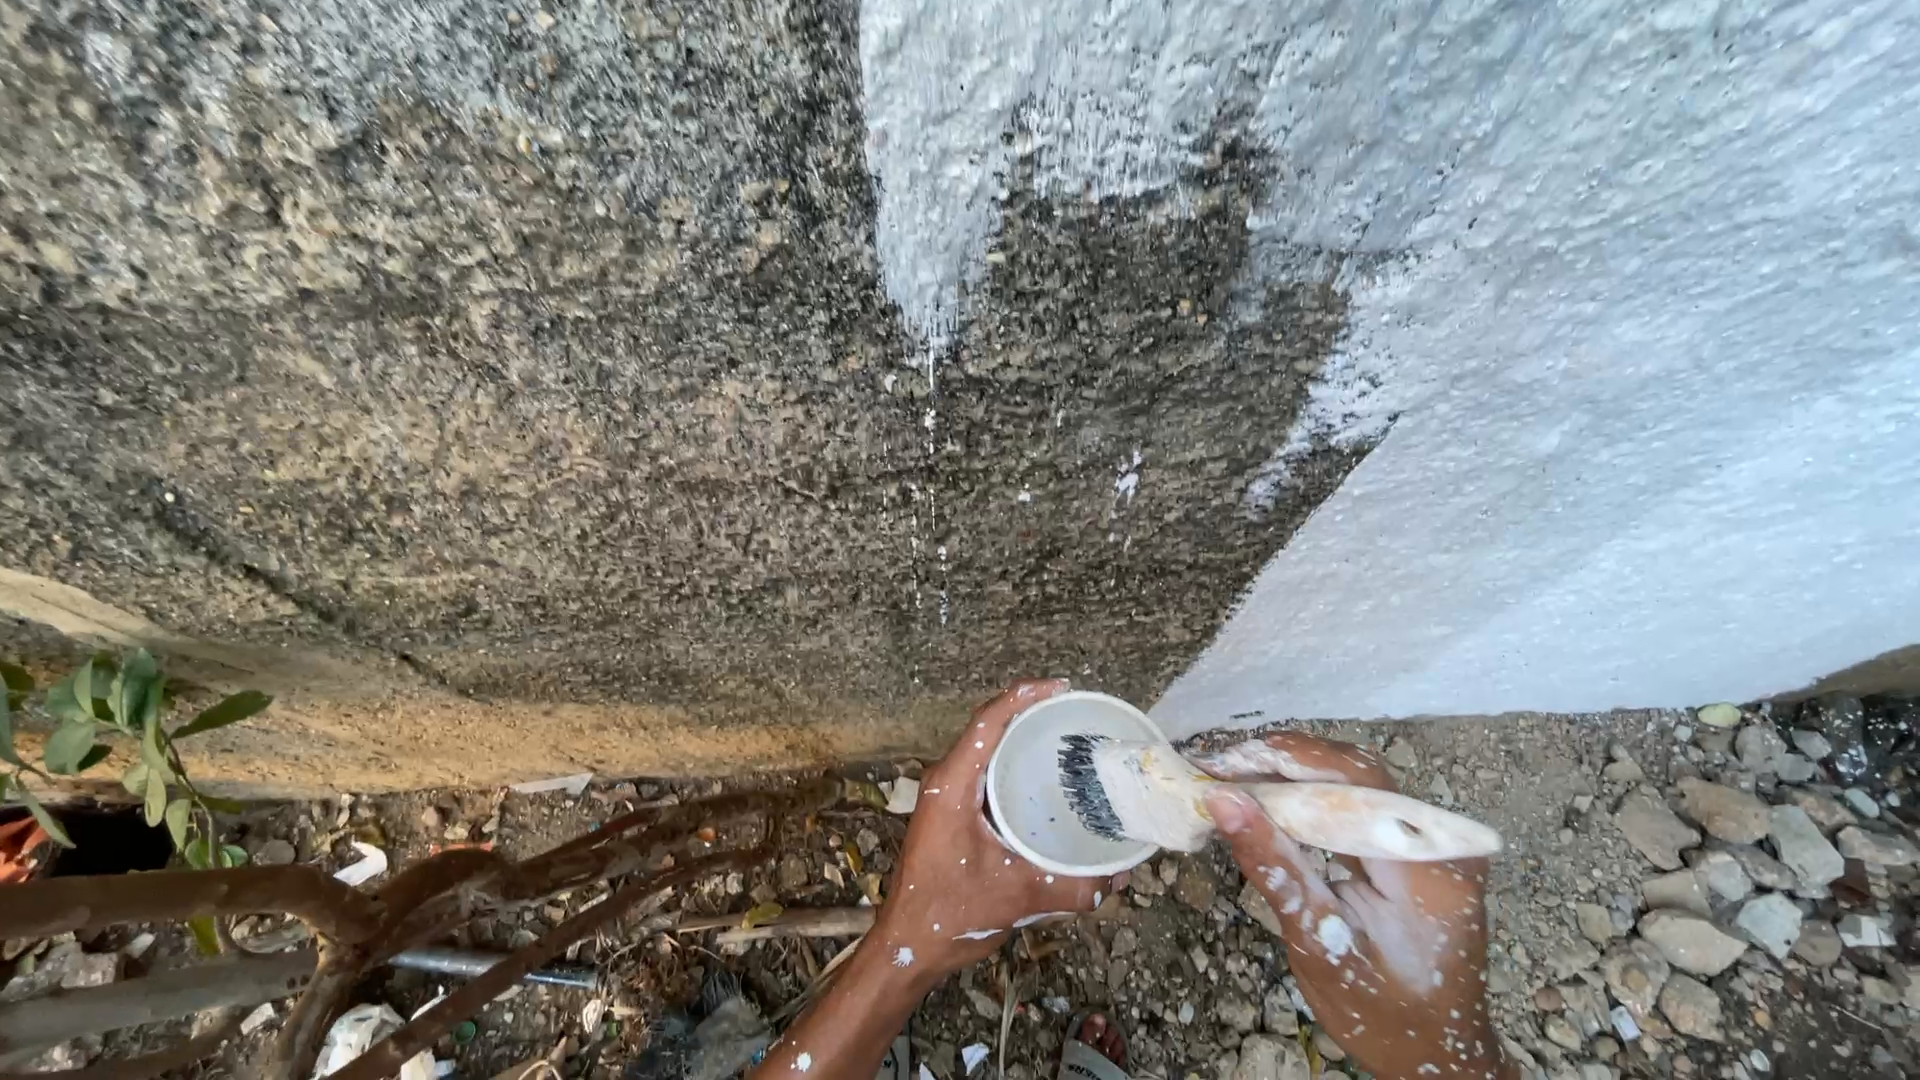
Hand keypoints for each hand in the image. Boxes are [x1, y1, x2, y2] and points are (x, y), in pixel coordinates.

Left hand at [874, 679, 1125, 978]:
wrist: (907, 946)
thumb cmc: (951, 914)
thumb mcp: (1018, 897)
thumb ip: (1073, 888)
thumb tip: (1118, 877)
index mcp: (953, 785)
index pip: (986, 722)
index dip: (1021, 697)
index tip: (1059, 687)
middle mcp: (945, 781)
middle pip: (986, 727)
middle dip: (1026, 710)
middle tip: (1070, 708)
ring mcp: (945, 796)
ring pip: (983, 749)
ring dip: (1016, 735)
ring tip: (1060, 733)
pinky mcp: (950, 812)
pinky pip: (982, 771)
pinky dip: (1009, 763)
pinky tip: (1039, 777)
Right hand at [1198, 734, 1512, 1079]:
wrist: (1436, 1058)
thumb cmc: (1379, 1014)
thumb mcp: (1317, 943)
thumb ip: (1273, 865)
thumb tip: (1221, 797)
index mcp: (1427, 866)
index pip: (1357, 780)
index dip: (1290, 760)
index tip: (1227, 762)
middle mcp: (1439, 842)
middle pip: (1354, 771)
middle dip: (1282, 761)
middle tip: (1220, 766)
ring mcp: (1430, 843)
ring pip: (1352, 780)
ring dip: (1290, 774)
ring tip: (1233, 775)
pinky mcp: (1413, 847)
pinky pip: (1355, 802)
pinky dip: (1307, 795)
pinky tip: (1268, 797)